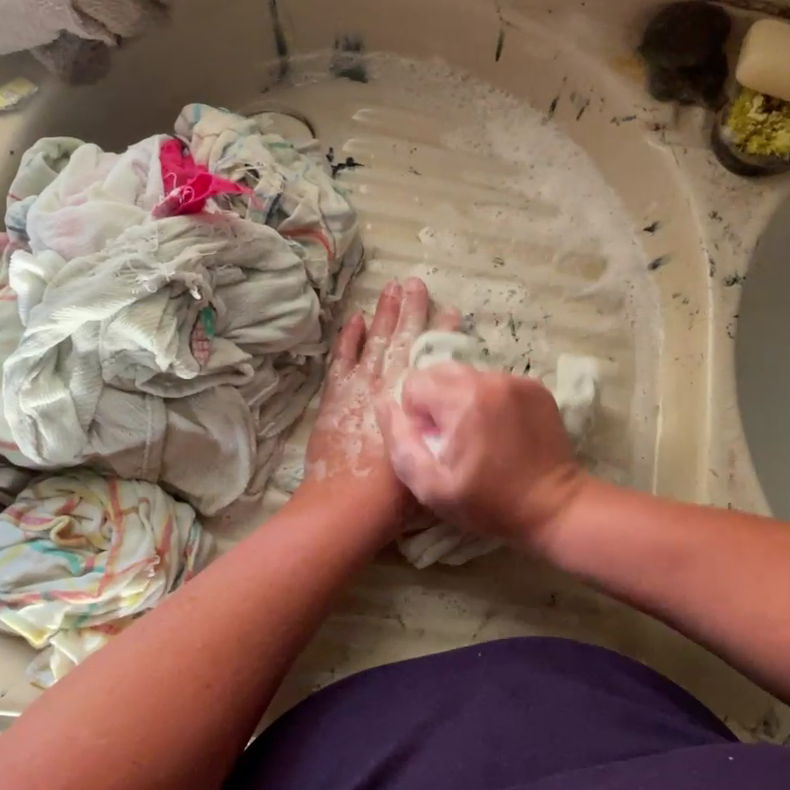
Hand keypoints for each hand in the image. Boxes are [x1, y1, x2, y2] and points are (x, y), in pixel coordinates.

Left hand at [300, 278, 457, 532]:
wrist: (349, 505)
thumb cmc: (398, 494)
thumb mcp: (434, 460)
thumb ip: (442, 432)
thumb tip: (452, 415)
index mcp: (418, 400)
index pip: (433, 357)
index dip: (443, 333)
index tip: (451, 311)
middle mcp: (391, 386)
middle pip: (404, 340)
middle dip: (413, 311)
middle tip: (417, 283)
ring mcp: (361, 388)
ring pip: (376, 342)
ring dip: (385, 315)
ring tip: (392, 288)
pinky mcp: (337, 398)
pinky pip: (343, 360)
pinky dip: (350, 339)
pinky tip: (357, 319)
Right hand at [383, 363, 589, 545]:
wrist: (554, 507)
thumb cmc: (489, 504)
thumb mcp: (432, 487)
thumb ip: (401, 443)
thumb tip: (385, 405)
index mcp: (462, 400)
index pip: (415, 383)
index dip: (415, 416)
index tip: (433, 444)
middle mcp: (489, 380)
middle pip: (440, 372)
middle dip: (436, 402)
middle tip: (452, 440)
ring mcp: (516, 381)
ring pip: (469, 377)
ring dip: (463, 400)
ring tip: (479, 437)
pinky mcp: (536, 388)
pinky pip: (497, 384)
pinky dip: (491, 402)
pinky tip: (502, 433)